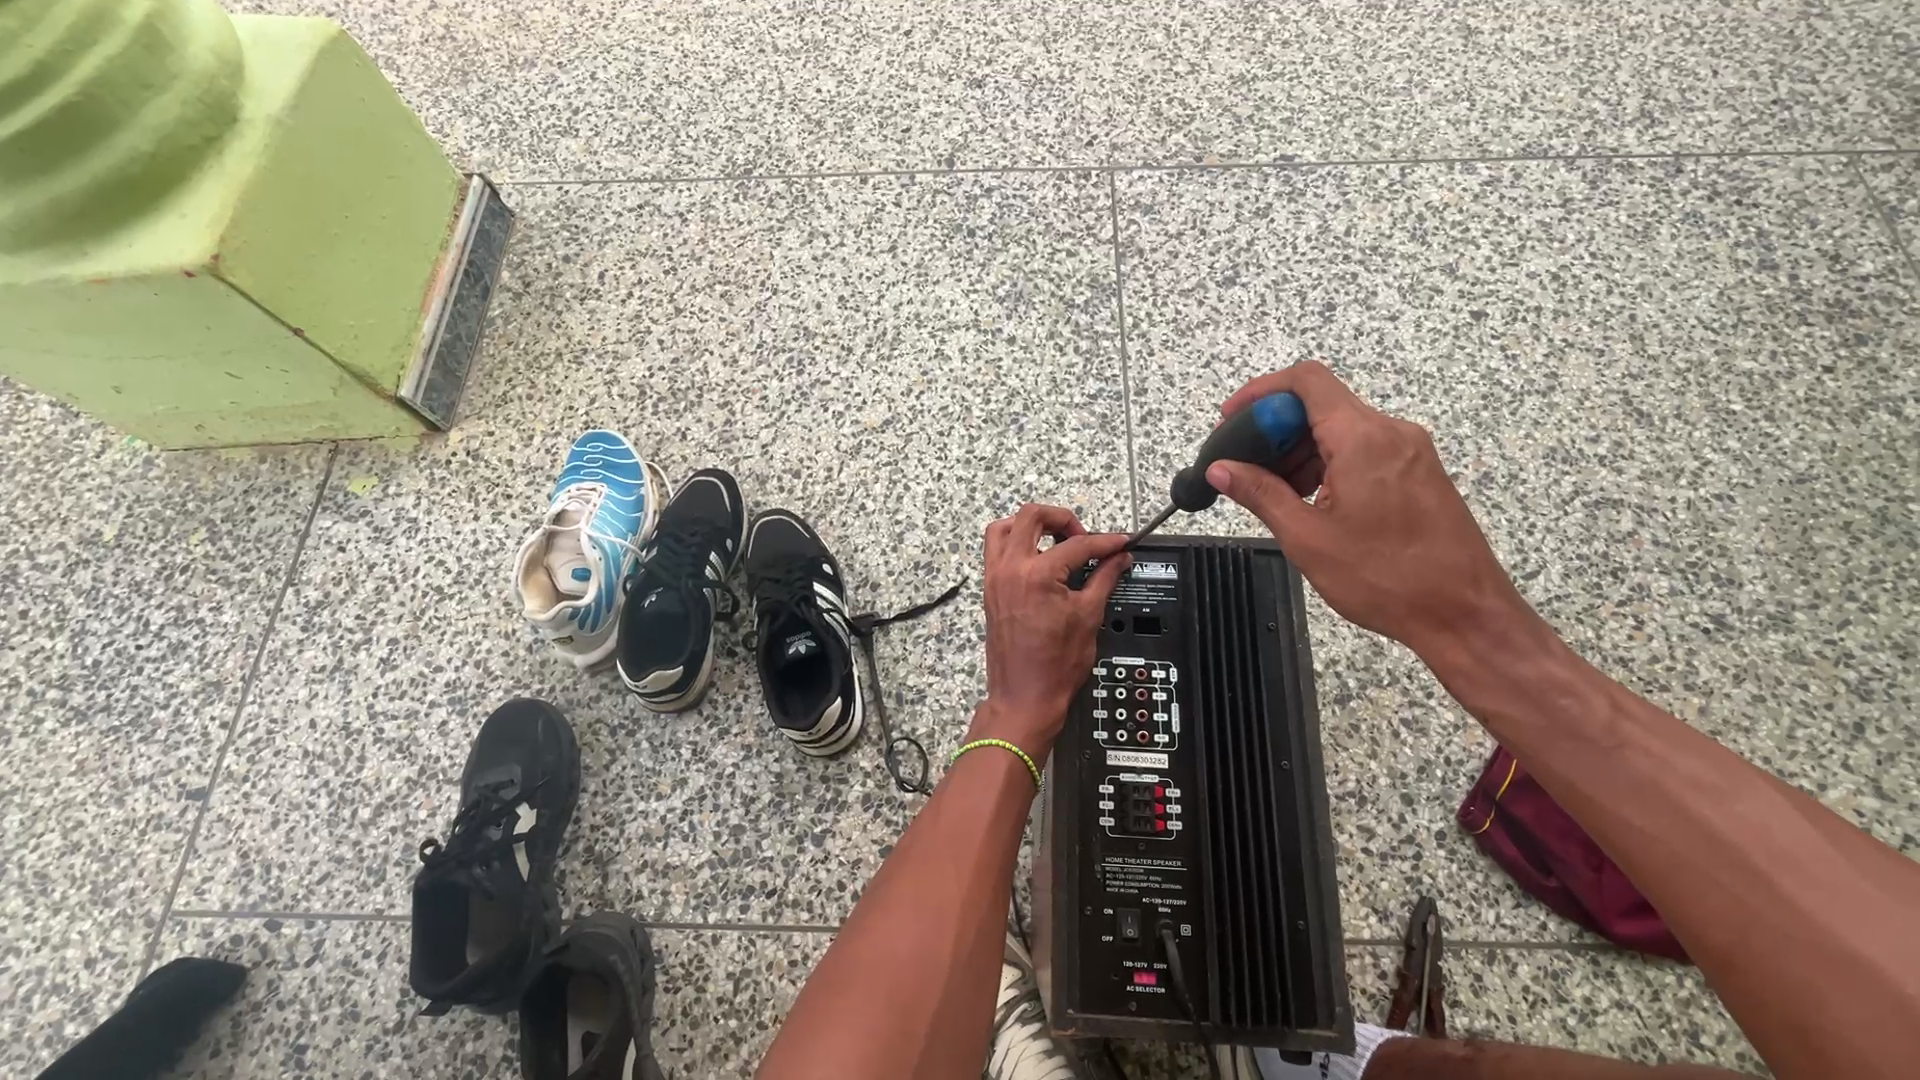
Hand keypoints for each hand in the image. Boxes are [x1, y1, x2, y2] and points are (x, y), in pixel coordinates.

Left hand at [975, 504, 1130, 758]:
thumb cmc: (1055, 665)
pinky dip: (1015, 543)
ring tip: (1056, 540)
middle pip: (1031, 516)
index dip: (1104, 542)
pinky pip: (995, 551)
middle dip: (1062, 518)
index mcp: (1037, 575)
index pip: (1077, 544)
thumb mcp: (1089, 617)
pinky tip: (1039, 558)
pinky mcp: (990, 590)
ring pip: (1004, 528)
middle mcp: (1010, 570)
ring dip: (1030, 525)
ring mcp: (995, 578)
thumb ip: (1104, 579)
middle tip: (1083, 537)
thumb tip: (1119, 559)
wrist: (1025, 696)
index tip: (1120, 544)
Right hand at [1208, 362, 1529, 655]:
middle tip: (1240, 467)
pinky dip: (1327, 464)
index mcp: (1363, 439)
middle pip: (1320, 406)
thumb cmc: (1385, 579)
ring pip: (1341, 429)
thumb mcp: (1307, 538)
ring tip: (1271, 493)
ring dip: (1299, 451)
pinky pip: (1362, 450)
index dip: (1260, 392)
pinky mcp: (1418, 472)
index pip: (1306, 382)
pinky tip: (1309, 501)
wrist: (1465, 614)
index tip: (1229, 421)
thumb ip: (1260, 494)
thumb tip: (1219, 468)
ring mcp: (1410, 452)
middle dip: (1273, 430)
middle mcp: (1391, 433)